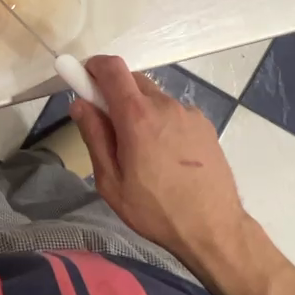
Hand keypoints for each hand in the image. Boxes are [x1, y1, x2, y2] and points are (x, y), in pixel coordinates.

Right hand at [68, 55, 247, 263]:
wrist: (213, 227)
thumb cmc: (155, 211)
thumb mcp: (111, 182)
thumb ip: (94, 137)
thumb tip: (81, 104)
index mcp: (137, 116)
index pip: (112, 69)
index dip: (93, 67)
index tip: (83, 80)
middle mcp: (165, 105)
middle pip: (133, 80)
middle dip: (115, 94)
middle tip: (109, 128)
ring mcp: (188, 113)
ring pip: (154, 98)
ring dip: (140, 111)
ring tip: (142, 152)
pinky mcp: (204, 123)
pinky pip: (174, 112)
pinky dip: (162, 122)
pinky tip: (167, 156)